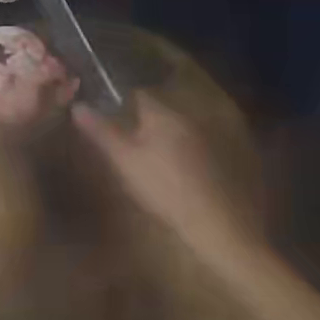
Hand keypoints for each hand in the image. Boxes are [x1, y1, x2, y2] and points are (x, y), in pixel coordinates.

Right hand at [73, 95, 263, 274]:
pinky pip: (214, 136)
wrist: (224, 227)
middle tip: (135, 131)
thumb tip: (77, 106)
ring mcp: (222, 131)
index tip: (112, 110)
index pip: (137, 92)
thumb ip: (101, 131)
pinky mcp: (242, 151)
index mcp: (163, 112)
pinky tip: (193, 163)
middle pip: (164, 104)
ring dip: (174, 126)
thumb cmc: (166, 191)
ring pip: (189, 119)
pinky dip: (200, 142)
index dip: (122, 98)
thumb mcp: (125, 162)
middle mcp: (193, 112)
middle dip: (149, 112)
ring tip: (161, 146)